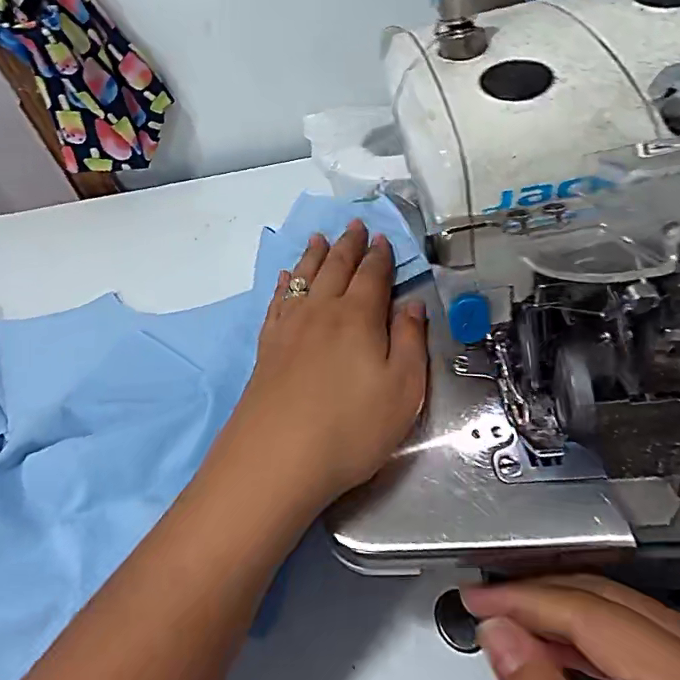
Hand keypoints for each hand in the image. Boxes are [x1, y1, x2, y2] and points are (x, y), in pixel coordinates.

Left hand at [204, 221, 428, 517]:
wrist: (278, 455)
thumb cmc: (351, 427)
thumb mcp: (403, 390)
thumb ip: (411, 342)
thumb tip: (412, 304)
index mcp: (358, 317)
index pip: (372, 276)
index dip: (380, 256)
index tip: (382, 239)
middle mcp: (321, 311)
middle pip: (335, 268)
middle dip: (348, 245)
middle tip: (353, 225)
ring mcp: (289, 326)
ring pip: (304, 278)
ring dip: (314, 255)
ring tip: (319, 237)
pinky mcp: (267, 346)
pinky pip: (278, 301)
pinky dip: (285, 284)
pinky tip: (286, 279)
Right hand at [464, 576, 679, 679]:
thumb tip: (502, 639)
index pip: (591, 613)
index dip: (523, 601)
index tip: (478, 602)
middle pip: (613, 600)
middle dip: (541, 596)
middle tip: (488, 604)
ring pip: (633, 613)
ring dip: (568, 613)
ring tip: (517, 622)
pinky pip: (656, 640)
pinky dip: (603, 638)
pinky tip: (571, 651)